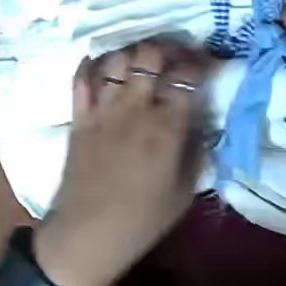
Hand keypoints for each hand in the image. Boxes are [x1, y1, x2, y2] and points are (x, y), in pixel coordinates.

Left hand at [35, 42, 212, 285]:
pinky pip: (81, 78)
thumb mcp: (185, 190)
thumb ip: (197, 150)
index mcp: (166, 127)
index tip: (206, 65)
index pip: (186, 75)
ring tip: (142, 64)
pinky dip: (92, 65)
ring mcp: (103, 110)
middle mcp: (135, 108)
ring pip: (117, 59)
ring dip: (133, 54)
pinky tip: (103, 66)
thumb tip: (202, 121)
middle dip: (167, 49)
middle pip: (150, 54)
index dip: (199, 63)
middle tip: (174, 59)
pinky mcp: (78, 117)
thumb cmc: (142, 220)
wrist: (87, 236)